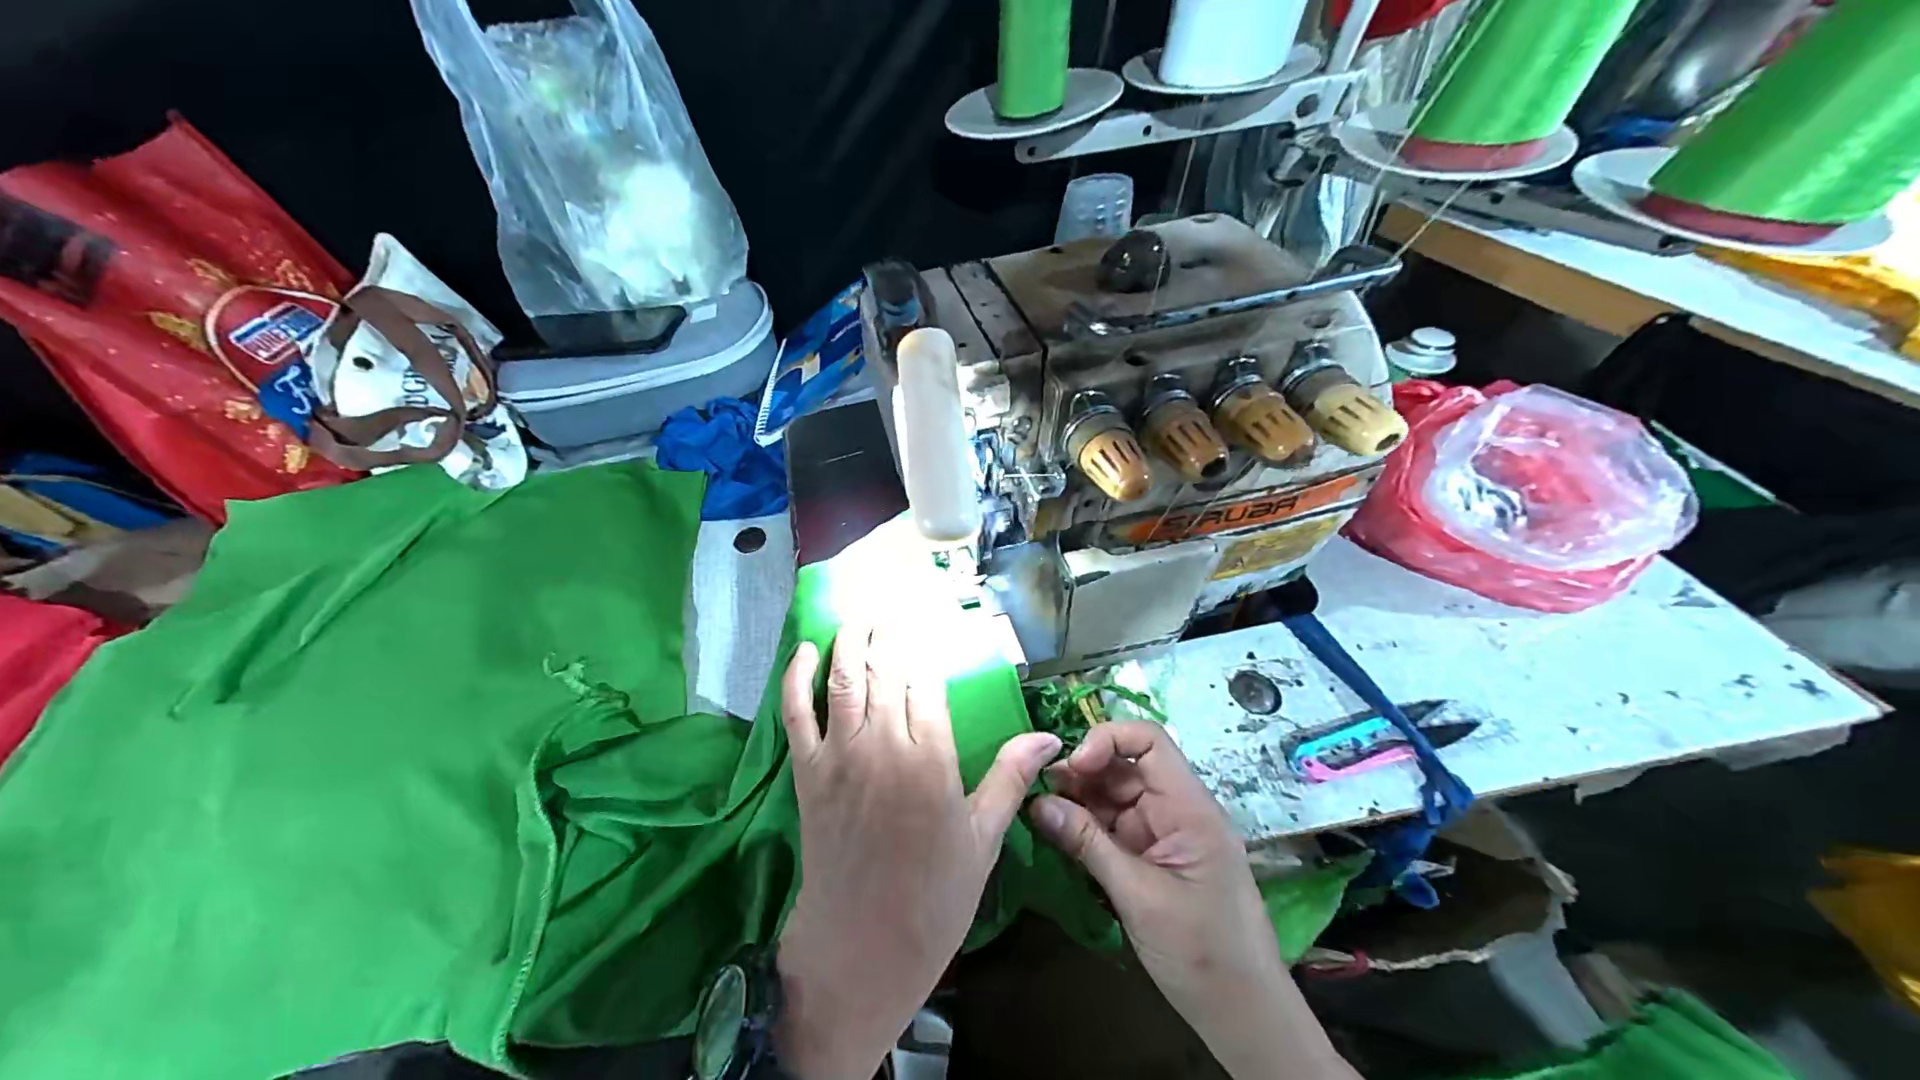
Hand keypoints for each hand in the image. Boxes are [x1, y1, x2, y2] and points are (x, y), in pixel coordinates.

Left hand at [773, 623, 1061, 1079]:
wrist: (861, 948)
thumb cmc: (934, 897)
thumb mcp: (982, 838)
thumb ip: (1010, 777)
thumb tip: (1050, 738)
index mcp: (931, 758)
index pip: (925, 680)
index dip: (924, 647)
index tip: (926, 622)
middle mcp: (883, 745)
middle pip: (884, 670)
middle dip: (889, 634)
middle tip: (893, 608)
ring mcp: (840, 757)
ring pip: (843, 679)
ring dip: (849, 641)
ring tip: (860, 617)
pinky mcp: (808, 773)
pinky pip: (796, 713)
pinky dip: (796, 677)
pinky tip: (804, 650)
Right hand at [1029, 721, 1355, 1079]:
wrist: (1243, 1015)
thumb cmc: (1203, 952)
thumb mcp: (1139, 896)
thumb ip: (1088, 845)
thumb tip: (1036, 803)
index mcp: (1188, 807)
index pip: (1149, 742)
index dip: (1107, 739)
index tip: (1072, 766)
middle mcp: (1175, 810)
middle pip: (1124, 768)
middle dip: (1081, 773)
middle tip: (1038, 790)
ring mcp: (1161, 835)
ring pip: (1113, 798)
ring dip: (1077, 800)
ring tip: (1039, 811)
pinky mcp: (1149, 859)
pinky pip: (1112, 828)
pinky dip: (1084, 828)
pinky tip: (1056, 833)